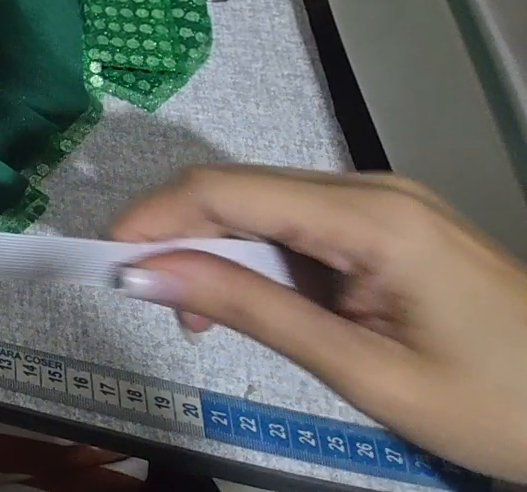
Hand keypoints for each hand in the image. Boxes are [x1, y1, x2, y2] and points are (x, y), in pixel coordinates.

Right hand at [113, 166, 526, 480]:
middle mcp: (366, 187)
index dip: (151, 215)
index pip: (222, 189)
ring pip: (253, 203)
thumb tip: (137, 275)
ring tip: (205, 315)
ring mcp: (377, 199)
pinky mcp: (382, 218)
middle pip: (233, 190)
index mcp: (369, 217)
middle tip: (157, 301)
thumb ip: (247, 310)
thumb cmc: (505, 407)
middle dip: (178, 237)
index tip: (108, 259)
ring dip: (212, 250)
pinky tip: (254, 298)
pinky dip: (252, 255)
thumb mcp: (366, 372)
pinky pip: (287, 220)